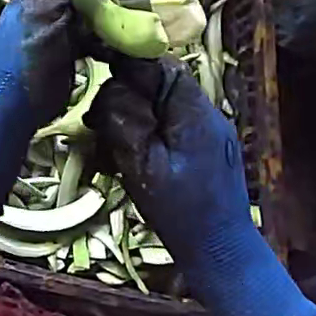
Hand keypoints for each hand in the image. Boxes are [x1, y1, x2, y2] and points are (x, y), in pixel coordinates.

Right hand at [92, 57, 315, 315]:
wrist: (222, 252)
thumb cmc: (181, 210)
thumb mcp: (142, 164)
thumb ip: (124, 120)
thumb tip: (107, 87)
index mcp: (190, 107)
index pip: (154, 63)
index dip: (122, 63)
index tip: (93, 71)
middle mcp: (201, 108)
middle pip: (152, 81)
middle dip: (122, 99)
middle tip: (98, 128)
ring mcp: (204, 126)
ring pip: (155, 103)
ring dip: (129, 118)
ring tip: (111, 149)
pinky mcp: (201, 143)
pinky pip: (165, 123)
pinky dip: (144, 133)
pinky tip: (129, 158)